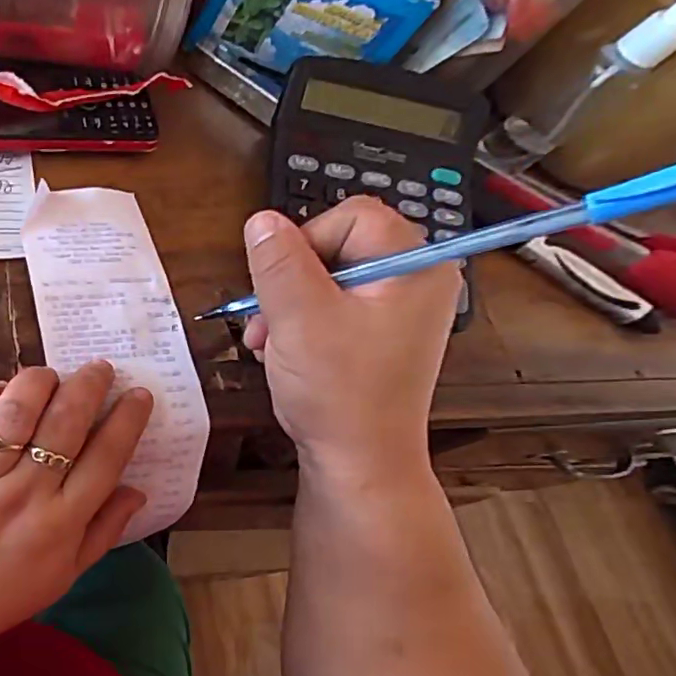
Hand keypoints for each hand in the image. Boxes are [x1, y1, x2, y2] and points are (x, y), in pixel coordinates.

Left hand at [0, 361, 153, 658]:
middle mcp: (23, 495)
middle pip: (64, 424)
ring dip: (38, 382)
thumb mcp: (64, 575)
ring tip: (49, 376)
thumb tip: (139, 490)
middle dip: (88, 386)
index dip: (127, 419)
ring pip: (15, 412)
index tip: (136, 394)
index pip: (105, 457)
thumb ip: (103, 531)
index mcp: (61, 523)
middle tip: (97, 369)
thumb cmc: (2, 593)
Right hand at [240, 197, 459, 481]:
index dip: (302, 244)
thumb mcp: (298, 319)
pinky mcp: (379, 336)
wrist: (358, 458)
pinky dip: (301, 325)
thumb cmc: (338, 392)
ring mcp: (398, 311)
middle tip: (264, 320)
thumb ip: (278, 264)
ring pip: (328, 281)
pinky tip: (283, 352)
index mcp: (413, 265)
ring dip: (287, 307)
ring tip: (268, 342)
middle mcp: (414, 280)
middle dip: (289, 282)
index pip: (350, 217)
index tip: (276, 287)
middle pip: (337, 249)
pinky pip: (333, 309)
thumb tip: (261, 221)